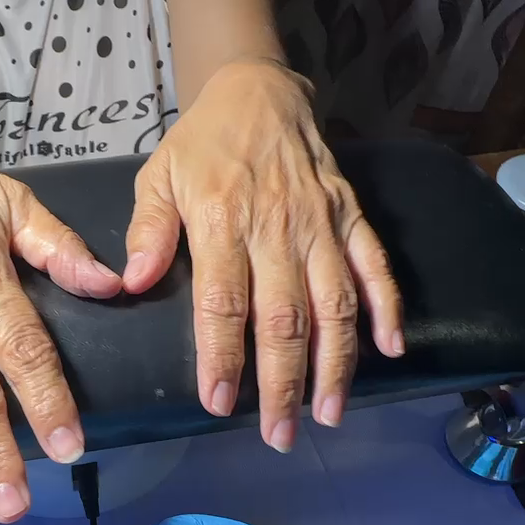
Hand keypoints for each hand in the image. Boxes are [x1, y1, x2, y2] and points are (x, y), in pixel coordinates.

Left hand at [125, 58, 404, 452]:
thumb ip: (148, 231)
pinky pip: (375, 264)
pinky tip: (392, 349)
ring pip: (334, 303)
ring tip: (330, 413)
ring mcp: (321, 224)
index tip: (220, 403)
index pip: (223, 302)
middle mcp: (277, 229)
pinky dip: (388, 306)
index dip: (222, 356)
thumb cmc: (201, 145)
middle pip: (283, 318)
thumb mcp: (158, 177)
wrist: (259, 90)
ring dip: (335, 363)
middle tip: (279, 434)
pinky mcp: (351, 215)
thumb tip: (132, 281)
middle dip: (282, 382)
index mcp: (222, 222)